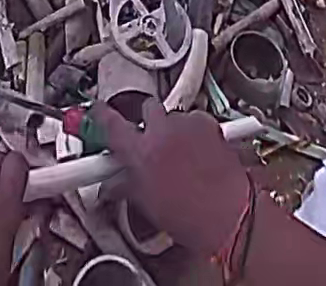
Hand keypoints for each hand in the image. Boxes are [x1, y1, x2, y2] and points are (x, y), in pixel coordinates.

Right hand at [97, 100, 251, 255]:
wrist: (230, 215)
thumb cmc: (190, 217)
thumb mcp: (147, 204)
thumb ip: (125, 186)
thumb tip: (112, 185)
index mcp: (140, 152)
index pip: (111, 124)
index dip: (100, 114)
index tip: (96, 110)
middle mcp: (161, 130)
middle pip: (146, 108)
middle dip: (147, 121)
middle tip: (150, 142)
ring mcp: (185, 123)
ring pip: (171, 115)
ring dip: (171, 128)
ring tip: (179, 154)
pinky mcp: (206, 121)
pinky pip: (193, 119)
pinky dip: (193, 130)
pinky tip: (197, 152)